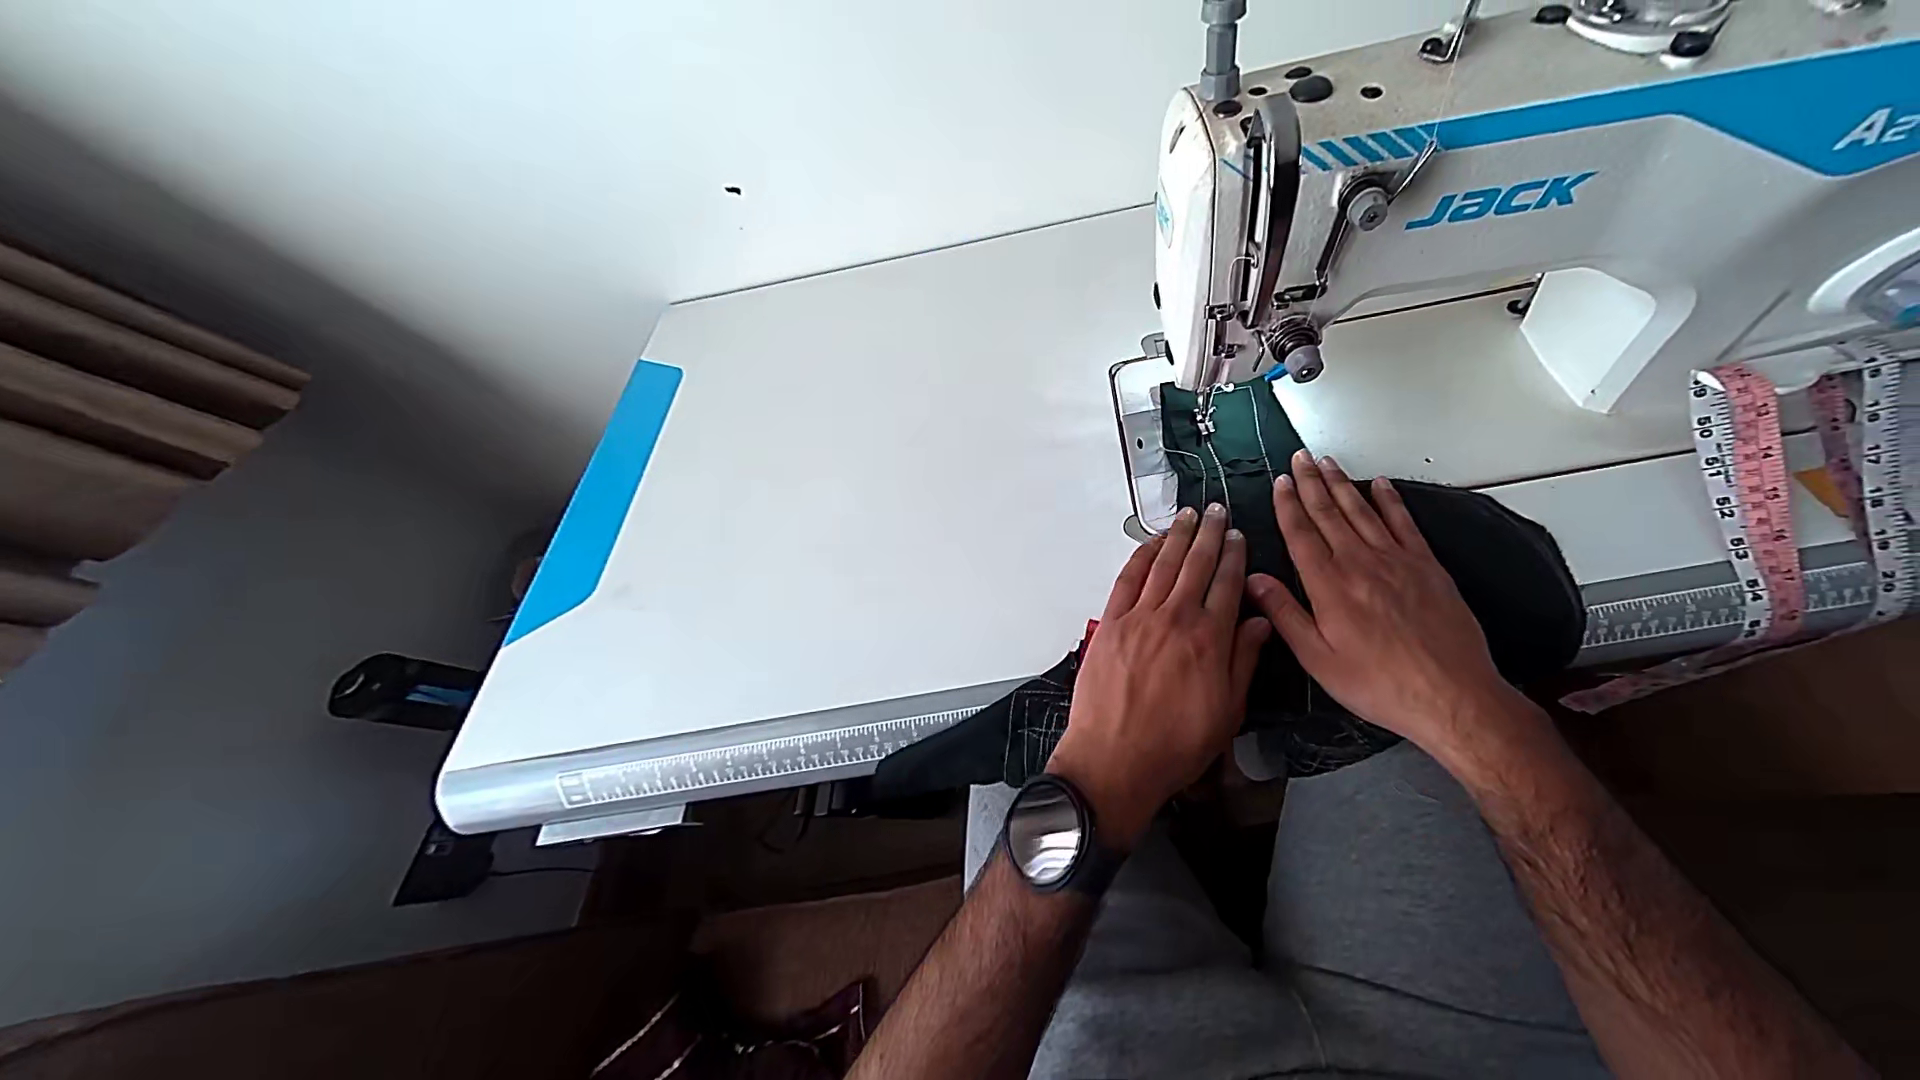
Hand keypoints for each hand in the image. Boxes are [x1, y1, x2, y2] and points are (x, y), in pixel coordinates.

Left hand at [1046, 504, 1271, 850]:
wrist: (1115, 760)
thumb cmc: (1174, 745)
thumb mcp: (1227, 711)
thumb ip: (1243, 660)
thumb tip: (1259, 622)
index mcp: (1209, 640)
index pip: (1228, 585)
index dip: (1235, 558)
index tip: (1240, 538)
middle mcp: (1175, 620)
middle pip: (1196, 565)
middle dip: (1210, 535)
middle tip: (1218, 512)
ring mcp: (1139, 619)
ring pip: (1162, 565)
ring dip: (1177, 537)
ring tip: (1189, 516)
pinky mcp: (1110, 624)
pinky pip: (1127, 580)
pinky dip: (1140, 556)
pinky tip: (1151, 543)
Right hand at [1244, 450, 1527, 757]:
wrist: (1452, 696)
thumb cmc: (1378, 683)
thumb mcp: (1317, 658)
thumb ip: (1284, 614)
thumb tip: (1252, 579)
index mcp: (1329, 586)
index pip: (1301, 534)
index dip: (1288, 505)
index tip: (1280, 482)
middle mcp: (1361, 564)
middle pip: (1329, 514)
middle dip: (1311, 483)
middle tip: (1299, 458)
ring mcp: (1397, 562)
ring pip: (1362, 512)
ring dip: (1342, 484)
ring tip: (1327, 462)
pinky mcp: (1427, 568)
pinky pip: (1404, 524)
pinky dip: (1390, 501)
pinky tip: (1380, 484)